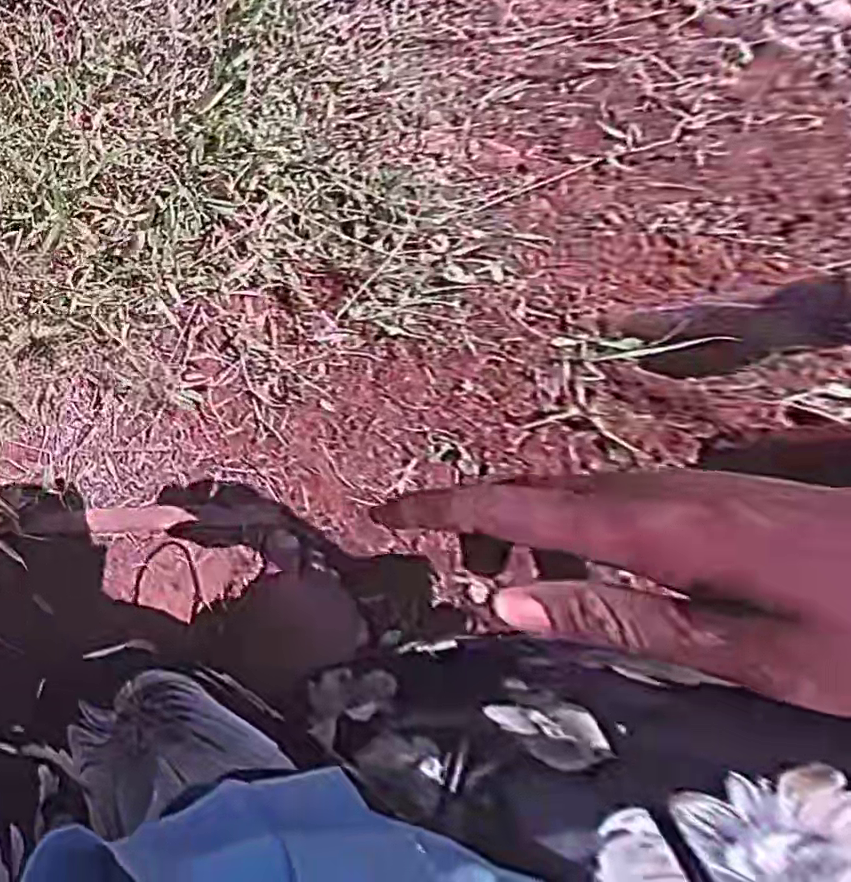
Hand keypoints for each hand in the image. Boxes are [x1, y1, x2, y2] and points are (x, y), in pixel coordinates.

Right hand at [373, 470, 850, 716]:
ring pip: (561, 494)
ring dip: (522, 531)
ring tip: (526, 582)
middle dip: (471, 524)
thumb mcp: (759, 655)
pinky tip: (599, 568)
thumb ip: (618, 620)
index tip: (380, 513)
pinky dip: (569, 529)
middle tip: (457, 573)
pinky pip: (604, 498)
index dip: (433, 510)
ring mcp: (679, 483)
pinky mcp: (707, 489)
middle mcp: (646, 490)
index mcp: (645, 527)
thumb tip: (495, 604)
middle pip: (523, 493)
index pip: (503, 509)